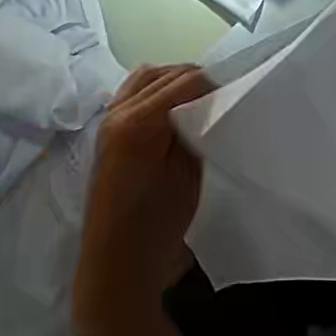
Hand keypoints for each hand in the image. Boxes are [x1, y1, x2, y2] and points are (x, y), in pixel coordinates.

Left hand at [75, 64, 212, 330]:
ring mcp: (108, 119)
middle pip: (164, 73)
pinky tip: (169, 108)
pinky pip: (131, 91)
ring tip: (194, 99)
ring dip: (171, 80)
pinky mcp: (106, 130)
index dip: (211, 85)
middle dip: (194, 79)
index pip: (184, 81)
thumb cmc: (157, 225)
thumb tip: (207, 103)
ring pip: (145, 76)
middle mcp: (119, 112)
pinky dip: (153, 89)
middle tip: (217, 99)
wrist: (115, 262)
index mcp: (140, 123)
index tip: (229, 99)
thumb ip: (195, 130)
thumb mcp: (188, 175)